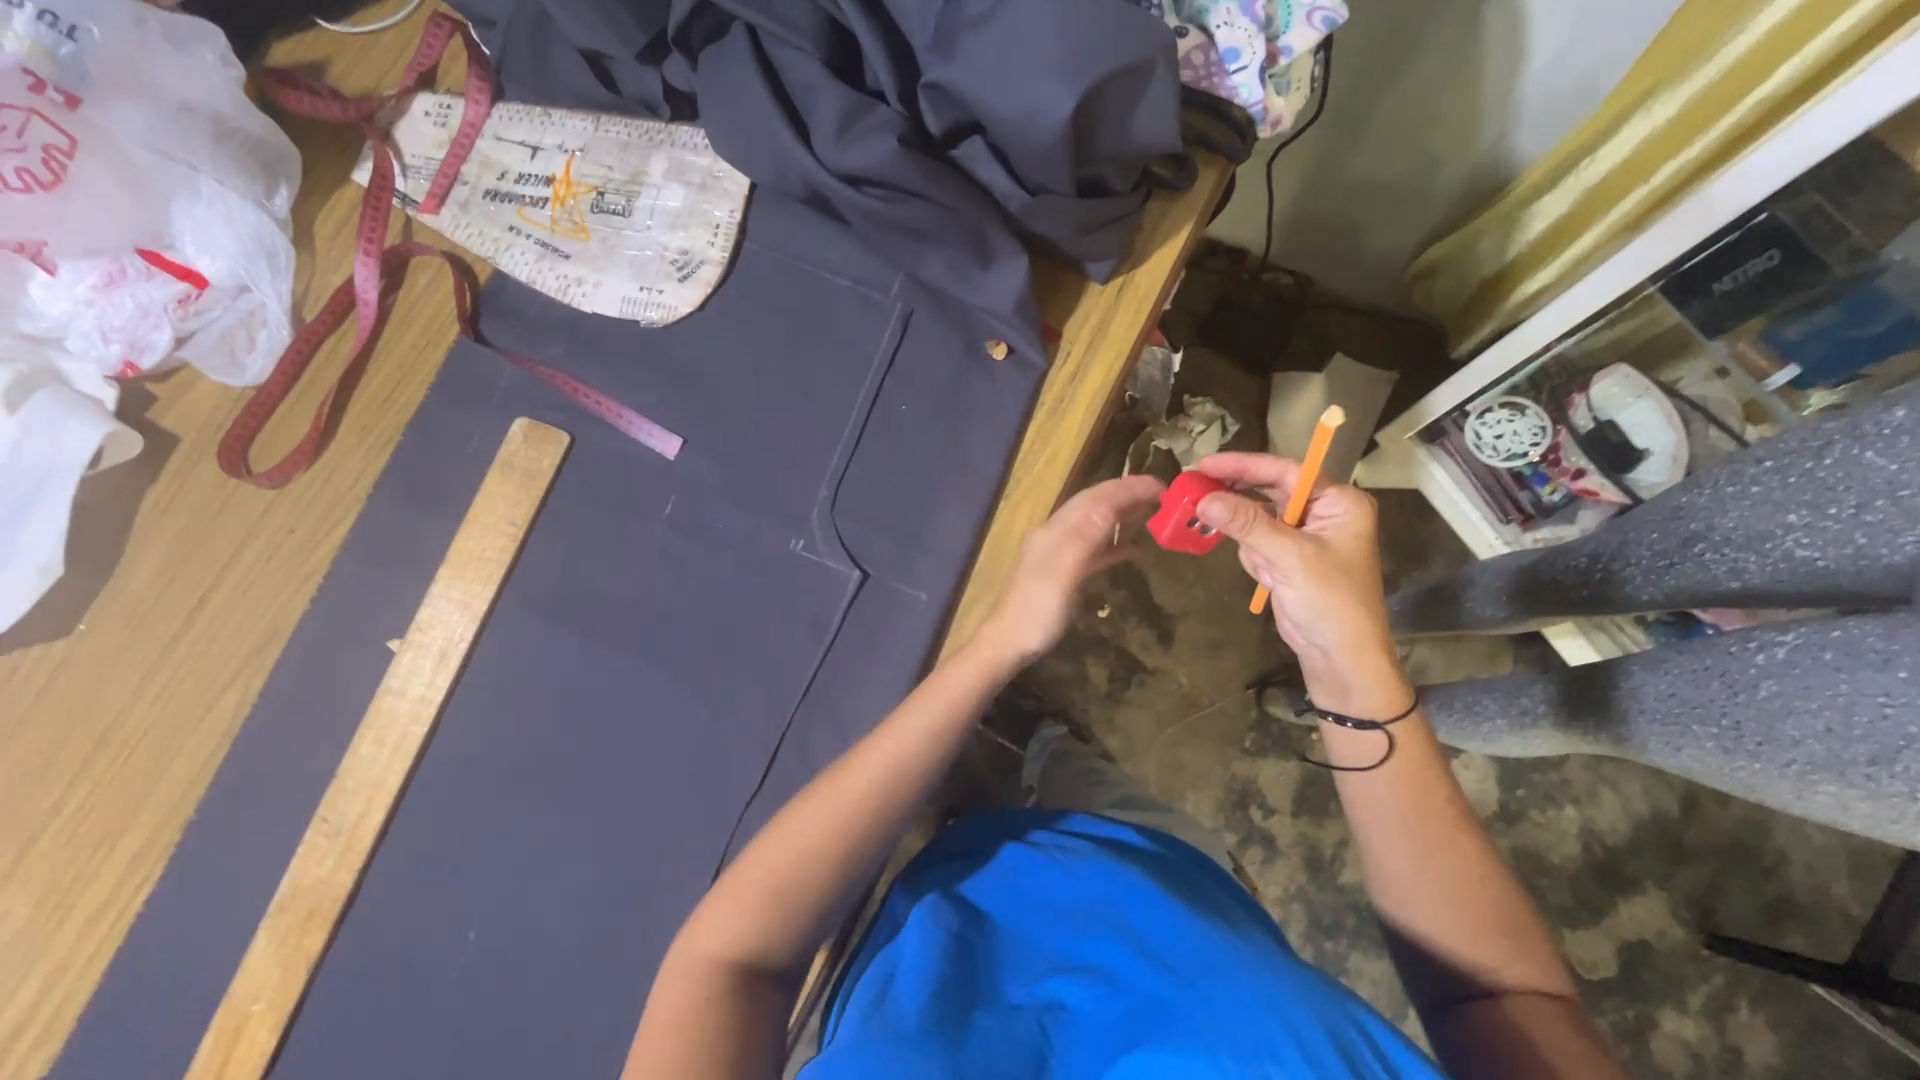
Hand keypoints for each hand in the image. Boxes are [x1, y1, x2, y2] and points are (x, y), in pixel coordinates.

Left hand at [975, 474, 1165, 665]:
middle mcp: (1056, 534)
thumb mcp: (1062, 576)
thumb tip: (1110, 504)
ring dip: (1121, 513)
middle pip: (1094, 504)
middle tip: (1163, 494)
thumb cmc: (1037, 613)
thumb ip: (1083, 539)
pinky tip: (1133, 549)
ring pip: (1094, 523)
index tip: (1162, 486)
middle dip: (1126, 494)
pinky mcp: (1063, 572)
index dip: (1128, 488)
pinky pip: (1093, 549)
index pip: (1096, 498)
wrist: (1009, 643)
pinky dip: (1114, 543)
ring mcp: (1058, 553)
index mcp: (1055, 531)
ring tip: (1152, 512)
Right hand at [1191, 453, 1411, 716]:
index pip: (1285, 471)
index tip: (1203, 464)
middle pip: (1269, 492)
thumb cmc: (1329, 602)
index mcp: (1338, 502)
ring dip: (1247, 537)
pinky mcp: (1289, 560)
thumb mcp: (1288, 557)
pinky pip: (1258, 544)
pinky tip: (1267, 579)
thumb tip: (1202, 498)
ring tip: (1252, 557)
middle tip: (1194, 489)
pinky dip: (1253, 557)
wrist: (1341, 659)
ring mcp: (1305, 538)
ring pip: (1258, 519)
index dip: (1243, 466)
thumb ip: (1246, 523)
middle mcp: (1323, 513)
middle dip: (1238, 500)